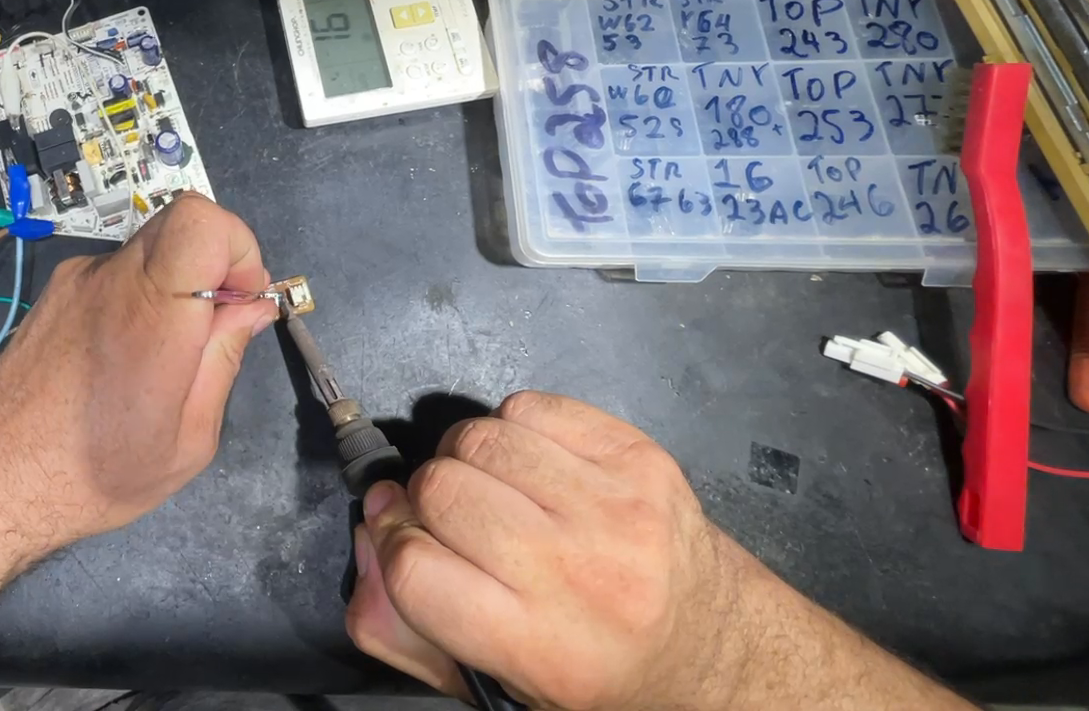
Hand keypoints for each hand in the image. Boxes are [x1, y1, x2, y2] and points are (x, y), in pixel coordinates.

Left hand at [0, 193, 279, 551]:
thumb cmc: (96, 472)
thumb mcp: (189, 439)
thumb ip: (225, 358)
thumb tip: (252, 306)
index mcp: (150, 314)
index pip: (201, 221)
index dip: (238, 246)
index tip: (239, 300)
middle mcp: (111, 277)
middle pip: (183, 219)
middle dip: (217, 261)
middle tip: (213, 324)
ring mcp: (78, 276)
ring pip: (153, 244)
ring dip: (178, 280)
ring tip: (166, 350)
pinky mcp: (58, 287)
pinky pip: (119, 269)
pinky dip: (142, 292)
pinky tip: (126, 352)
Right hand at [345, 392, 750, 710]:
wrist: (720, 650)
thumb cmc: (595, 674)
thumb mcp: (493, 684)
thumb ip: (401, 627)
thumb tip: (368, 534)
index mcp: (543, 649)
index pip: (413, 568)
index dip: (392, 544)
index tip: (408, 542)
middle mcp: (582, 575)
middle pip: (439, 490)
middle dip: (428, 497)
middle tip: (456, 518)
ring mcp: (617, 508)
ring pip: (477, 439)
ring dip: (465, 457)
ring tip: (495, 487)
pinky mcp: (639, 457)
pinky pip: (526, 406)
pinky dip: (511, 426)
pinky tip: (535, 465)